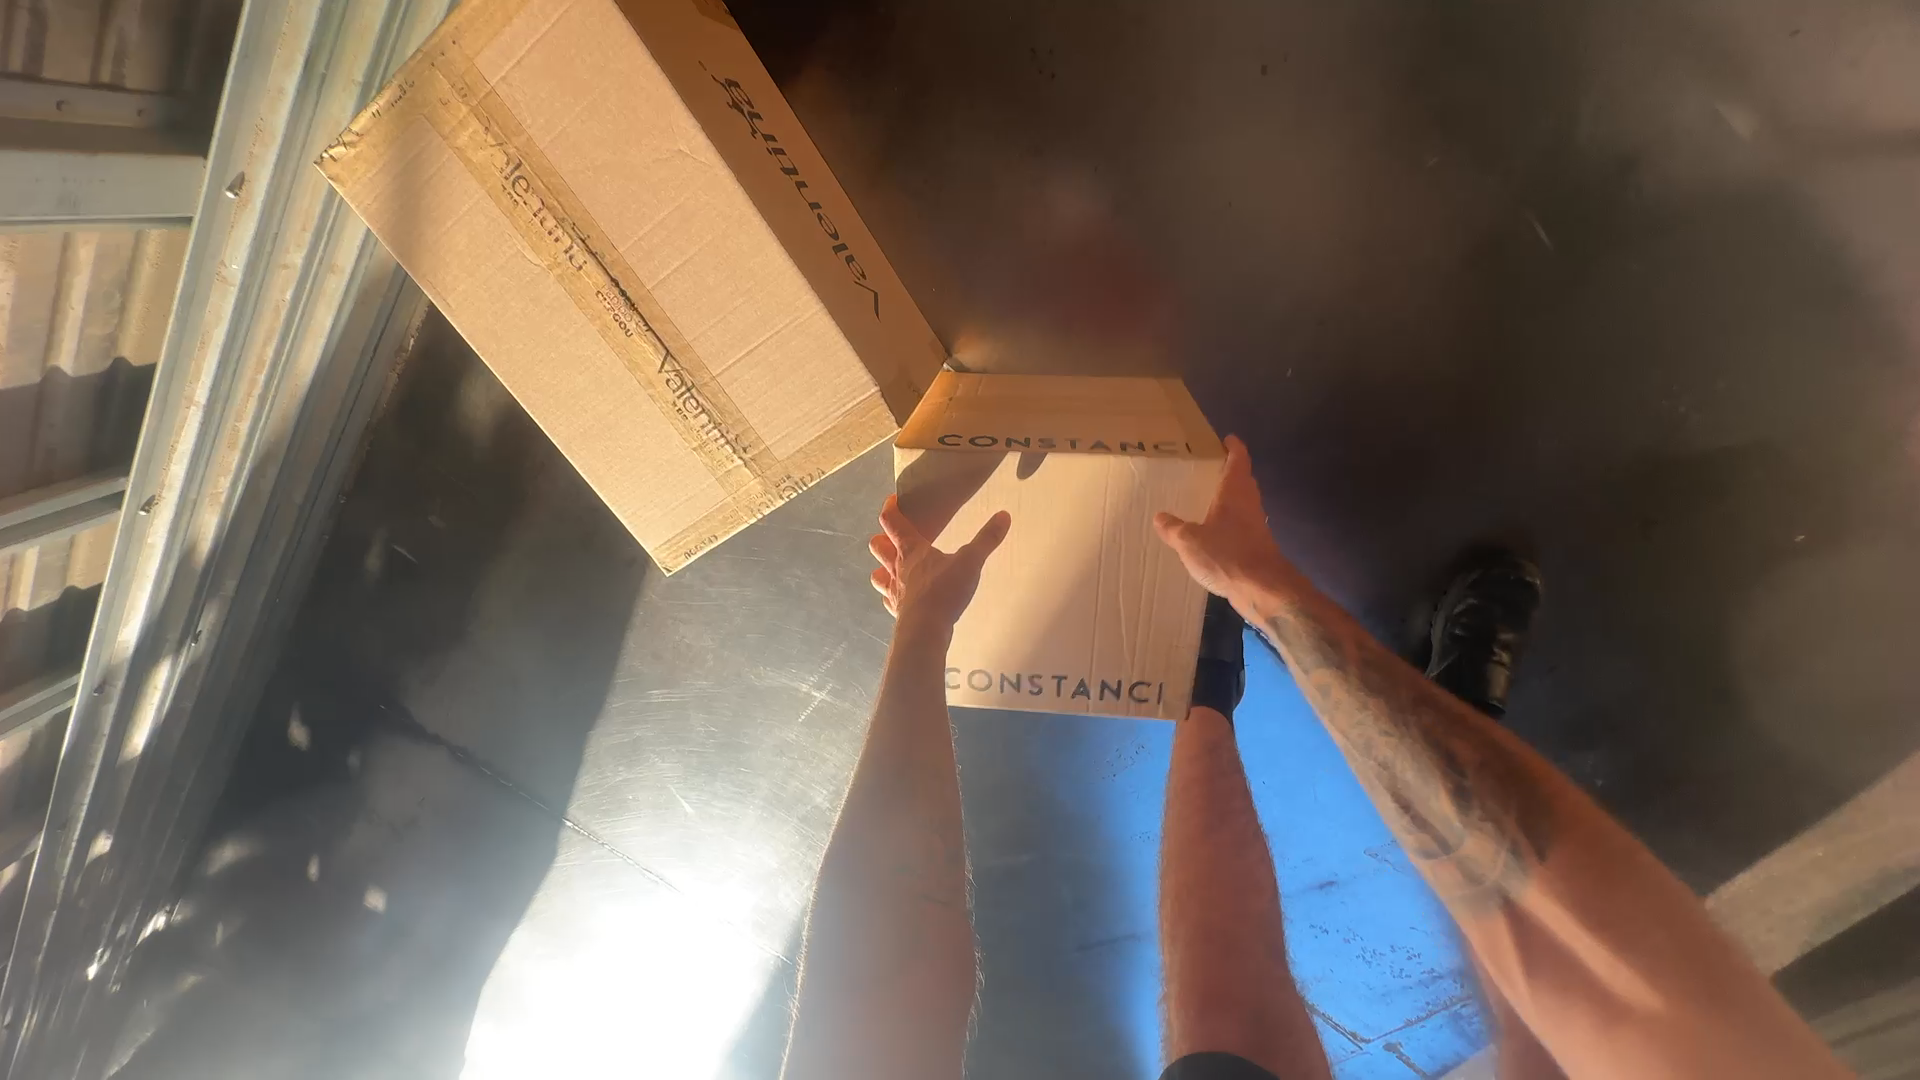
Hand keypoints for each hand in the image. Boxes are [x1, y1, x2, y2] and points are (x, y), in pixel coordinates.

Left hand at [870, 495, 1011, 632]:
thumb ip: (986, 539)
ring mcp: (894, 590)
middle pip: (878, 547)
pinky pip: (888, 599)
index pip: (892, 521)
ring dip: (882, 567)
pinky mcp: (897, 610)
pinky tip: (900, 595)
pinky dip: (891, 594)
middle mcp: (897, 567)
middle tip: (893, 536)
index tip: (893, 500)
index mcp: (911, 549)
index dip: (890, 508)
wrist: (925, 630)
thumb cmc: (944, 591)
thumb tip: (1004, 515)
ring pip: (878, 574)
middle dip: (882, 539)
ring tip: (892, 566)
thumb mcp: (970, 562)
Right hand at [1154, 435, 1298, 604]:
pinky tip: (1214, 533)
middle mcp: (1248, 504)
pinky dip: (1229, 522)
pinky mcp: (1257, 545)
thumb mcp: (1189, 541)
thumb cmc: (1226, 554)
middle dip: (1230, 471)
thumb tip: (1160, 517)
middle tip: (1211, 468)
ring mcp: (1255, 526)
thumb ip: (1173, 528)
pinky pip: (1241, 525)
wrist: (1262, 588)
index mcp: (1234, 493)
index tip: (1226, 439)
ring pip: (1243, 503)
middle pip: (1243, 480)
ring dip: (1230, 498)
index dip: (1233, 447)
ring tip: (1209, 499)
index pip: (1238, 460)